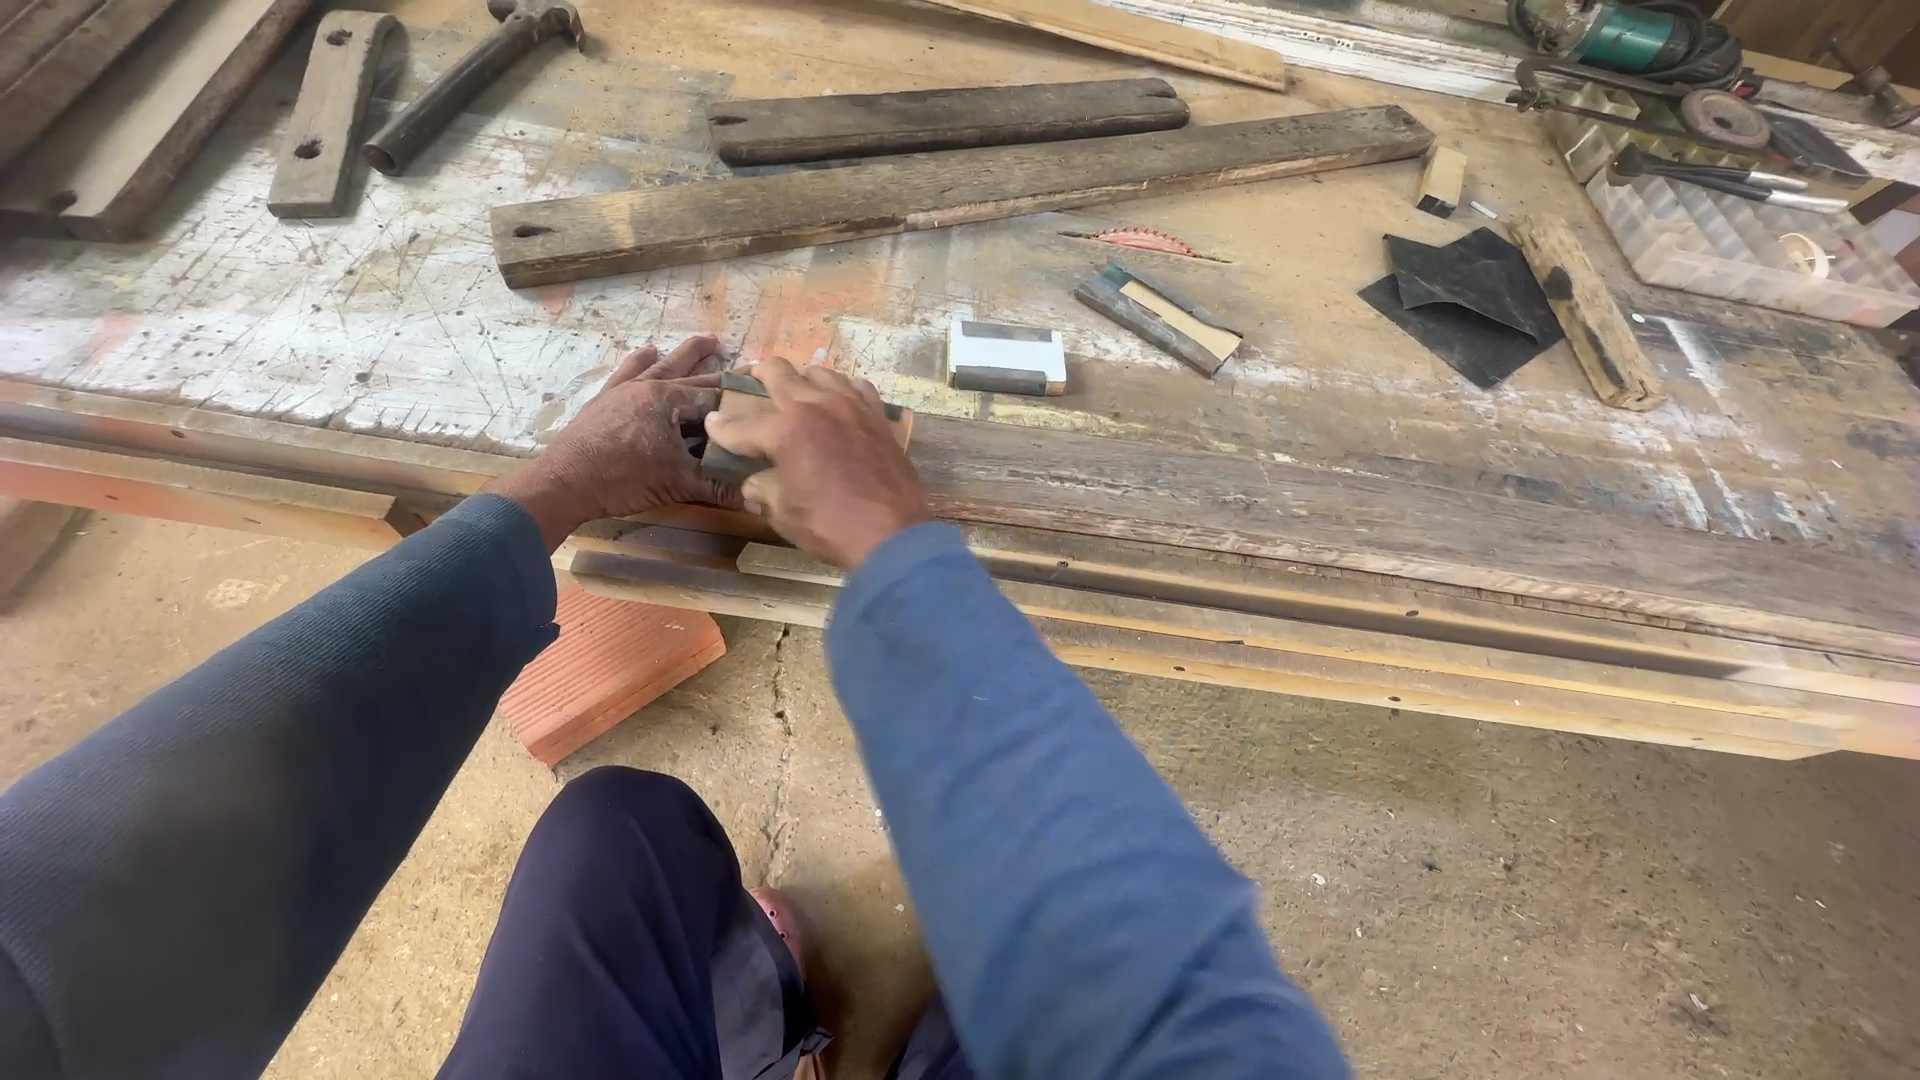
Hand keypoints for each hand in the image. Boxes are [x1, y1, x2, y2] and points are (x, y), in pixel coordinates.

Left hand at [485, 335, 741, 549]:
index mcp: (668, 400)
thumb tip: (759, 500)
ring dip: (683, 355)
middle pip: (691, 375)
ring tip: (704, 341)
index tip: (761, 395)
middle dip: (720, 369)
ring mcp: (623, 392)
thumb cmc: (624, 478)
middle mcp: (648, 388)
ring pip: (660, 366)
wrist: (565, 483)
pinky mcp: (603, 401)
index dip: (739, 400)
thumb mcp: (679, 484)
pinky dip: (638, 361)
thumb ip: (719, 488)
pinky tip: (645, 351)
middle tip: (746, 363)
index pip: (714, 398)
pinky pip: (625, 373)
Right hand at [703, 357, 929, 568]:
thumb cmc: (830, 526)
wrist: (892, 534)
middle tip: (751, 379)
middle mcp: (819, 405)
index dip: (723, 428)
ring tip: (797, 389)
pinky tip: (840, 400)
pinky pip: (858, 387)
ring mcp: (853, 407)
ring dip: (803, 378)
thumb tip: (754, 484)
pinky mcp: (879, 417)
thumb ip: (764, 490)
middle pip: (780, 373)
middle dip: (759, 375)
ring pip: (821, 373)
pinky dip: (844, 389)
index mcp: (787, 429)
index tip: (712, 424)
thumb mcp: (784, 513)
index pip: (743, 426)